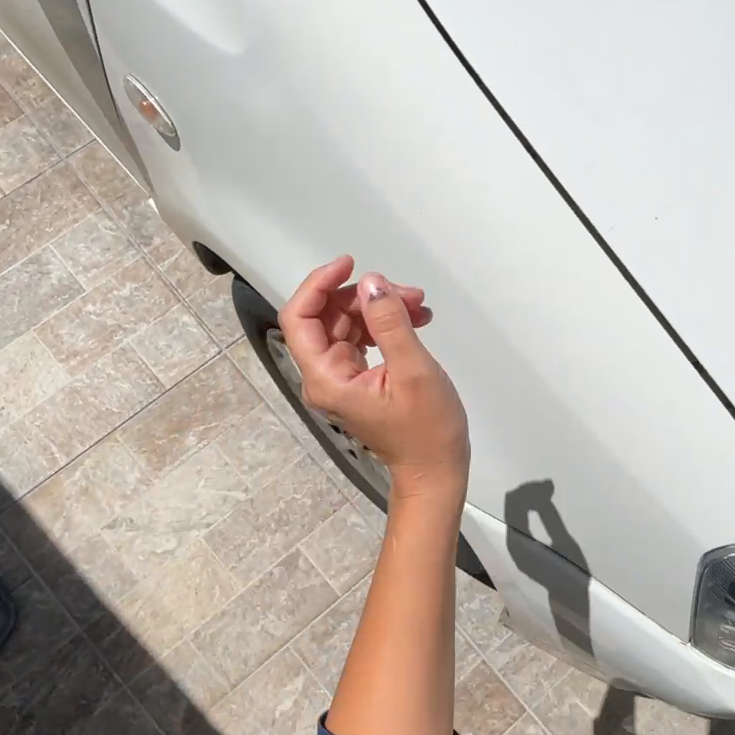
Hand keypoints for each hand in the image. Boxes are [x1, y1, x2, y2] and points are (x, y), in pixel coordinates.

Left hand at [279, 256, 469, 502]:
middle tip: (408, 294)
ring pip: (347, 324)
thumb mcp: (413, 371)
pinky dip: (385, 325)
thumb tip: (372, 283)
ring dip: (380, 308)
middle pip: (326, 317)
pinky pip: (362, 340)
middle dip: (364, 297)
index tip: (350, 265)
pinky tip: (415, 319)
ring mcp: (340, 379)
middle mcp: (324, 377)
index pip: (299, 318)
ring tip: (419, 305)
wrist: (436, 469)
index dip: (318, 285)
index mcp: (326, 378)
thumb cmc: (426, 429)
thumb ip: (389, 323)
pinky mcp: (358, 380)